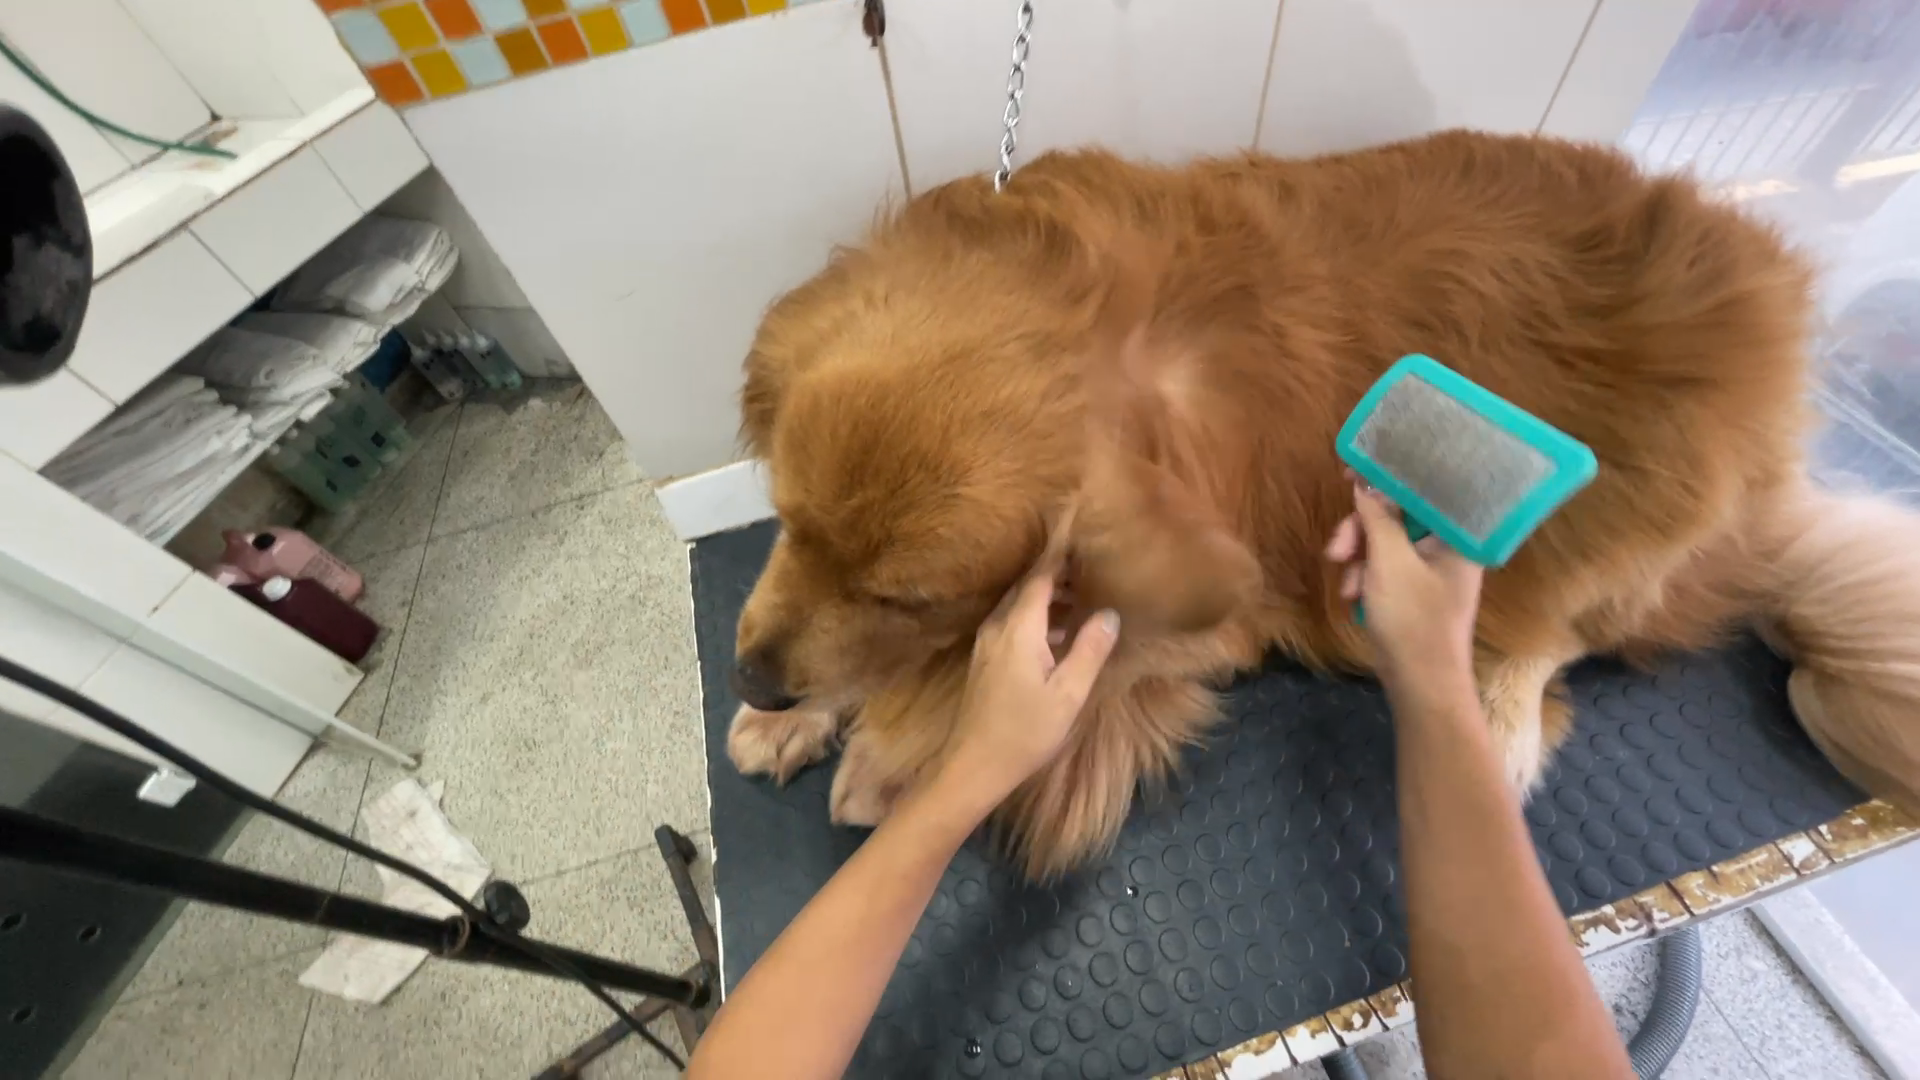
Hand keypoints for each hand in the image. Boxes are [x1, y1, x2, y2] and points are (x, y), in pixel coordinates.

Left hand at [939, 564, 1119, 811]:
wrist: (973, 765)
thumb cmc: (1025, 731)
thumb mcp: (1068, 694)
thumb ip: (1089, 649)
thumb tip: (1109, 613)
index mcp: (1018, 627)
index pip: (1040, 575)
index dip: (1060, 552)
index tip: (1079, 527)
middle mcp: (998, 625)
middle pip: (1028, 585)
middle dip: (1059, 572)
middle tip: (1093, 564)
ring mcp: (988, 641)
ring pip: (1020, 604)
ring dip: (1050, 596)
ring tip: (1085, 595)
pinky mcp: (986, 657)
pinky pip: (1014, 621)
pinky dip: (1038, 615)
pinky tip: (1060, 630)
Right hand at [1324, 478, 1482, 699]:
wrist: (1419, 680)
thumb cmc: (1412, 619)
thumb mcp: (1388, 563)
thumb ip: (1377, 519)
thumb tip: (1365, 485)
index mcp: (1456, 535)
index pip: (1424, 488)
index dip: (1387, 477)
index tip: (1350, 474)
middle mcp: (1447, 545)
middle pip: (1396, 516)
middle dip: (1360, 532)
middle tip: (1336, 550)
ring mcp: (1430, 567)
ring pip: (1383, 541)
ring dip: (1357, 558)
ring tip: (1346, 586)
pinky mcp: (1412, 586)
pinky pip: (1382, 564)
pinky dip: (1363, 575)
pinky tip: (1354, 596)